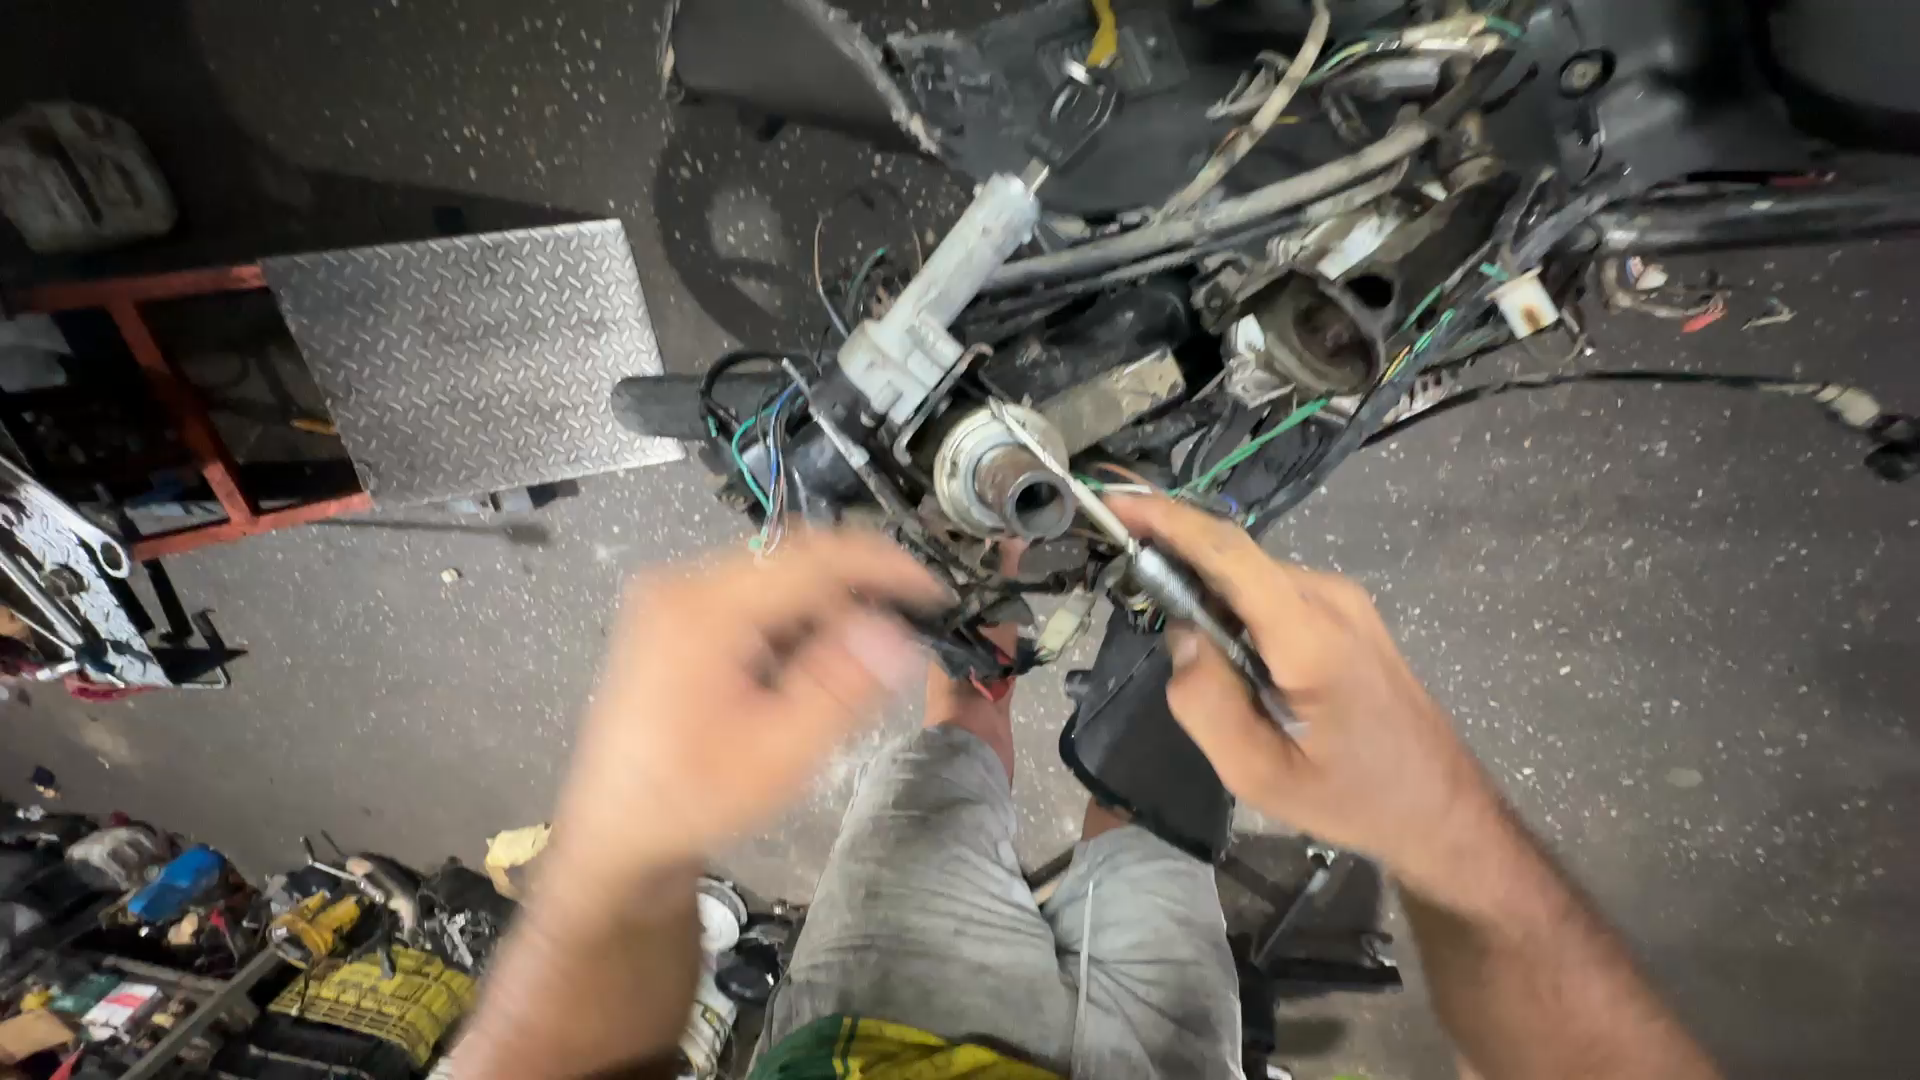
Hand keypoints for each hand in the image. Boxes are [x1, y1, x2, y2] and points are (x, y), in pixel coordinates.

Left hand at [545, 530, 943, 900]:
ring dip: (826, 611)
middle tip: (898, 639)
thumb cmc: (692, 801)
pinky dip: (796, 620)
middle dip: (856, 594)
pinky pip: (757, 594)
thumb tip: (897, 632)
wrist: (617, 832)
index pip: (813, 558)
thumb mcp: (778, 756)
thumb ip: (840, 689)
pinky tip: (803, 667)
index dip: (882, 567)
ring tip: (848, 667)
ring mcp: (677, 594)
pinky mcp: (679, 611)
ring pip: (780, 575)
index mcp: (703, 610)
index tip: (931, 594)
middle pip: (795, 560)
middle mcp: (683, 584)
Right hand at [1109, 496, 1503, 896]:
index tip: (1117, 504)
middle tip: (1132, 592)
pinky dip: (1232, 606)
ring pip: (1248, 575)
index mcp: (1310, 636)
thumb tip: (1182, 636)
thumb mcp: (1258, 773)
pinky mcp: (1343, 611)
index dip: (1169, 521)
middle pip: (1232, 559)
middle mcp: (1329, 598)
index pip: (1230, 554)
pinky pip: (1268, 591)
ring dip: (1206, 594)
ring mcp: (1342, 601)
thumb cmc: (1352, 797)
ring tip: (1193, 653)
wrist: (1443, 809)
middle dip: (1174, 561)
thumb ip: (1204, 703)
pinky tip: (1230, 656)